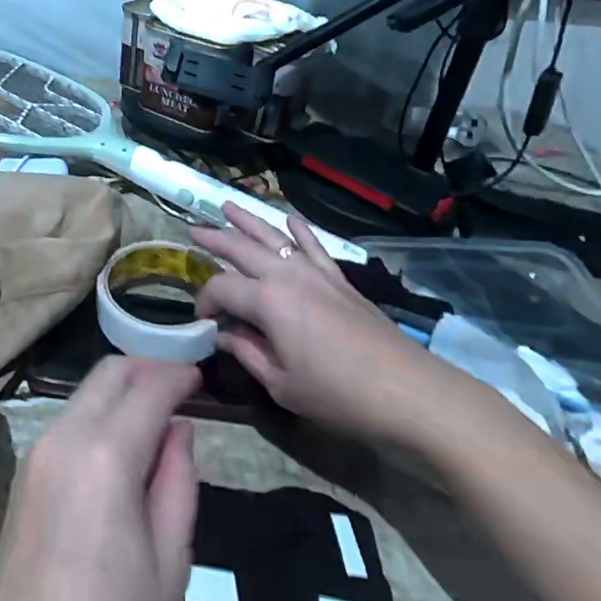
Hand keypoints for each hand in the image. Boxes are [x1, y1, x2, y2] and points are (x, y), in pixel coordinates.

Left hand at [0, 357, 199, 600]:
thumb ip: (178, 481)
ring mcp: (35, 454)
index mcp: (104, 455)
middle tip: (180, 382)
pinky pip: (67, 422)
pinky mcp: (21, 476)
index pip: (148, 388)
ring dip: (121, 390)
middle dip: (147, 366)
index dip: (178, 374)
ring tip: (156, 415)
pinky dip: (98, 415)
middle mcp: (62, 438)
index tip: (201, 372)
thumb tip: (178, 428)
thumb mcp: (170, 563)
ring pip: (84, 394)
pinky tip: (121, 444)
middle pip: (107, 374)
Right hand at [193, 203, 471, 440]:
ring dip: (249, 221)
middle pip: (242, 249)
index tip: (201, 322)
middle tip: (193, 232)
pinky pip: (314, 246)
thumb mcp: (281, 383)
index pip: (221, 288)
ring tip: (227, 205)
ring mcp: (316, 273)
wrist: (406, 390)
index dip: (204, 301)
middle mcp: (287, 275)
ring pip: (275, 237)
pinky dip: (300, 230)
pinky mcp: (339, 279)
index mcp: (267, 301)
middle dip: (215, 239)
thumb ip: (246, 353)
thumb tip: (222, 335)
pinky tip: (291, 219)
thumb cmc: (337, 394)